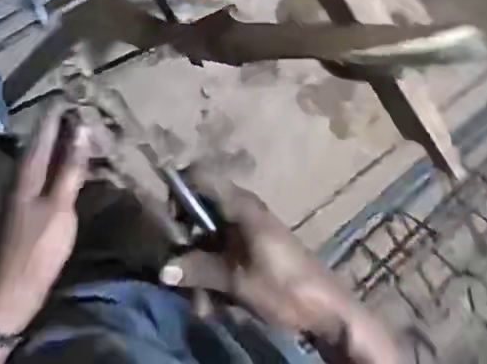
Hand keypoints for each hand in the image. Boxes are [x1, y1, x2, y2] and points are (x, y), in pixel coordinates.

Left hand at [0, 108, 91, 333]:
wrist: (14, 290)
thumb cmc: (39, 246)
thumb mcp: (60, 205)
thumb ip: (71, 167)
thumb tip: (81, 128)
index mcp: (29, 170)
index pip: (44, 128)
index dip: (59, 110)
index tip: (75, 91)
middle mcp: (24, 174)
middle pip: (44, 140)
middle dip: (63, 123)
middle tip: (86, 108)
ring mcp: (25, 190)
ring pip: (46, 155)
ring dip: (64, 142)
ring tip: (86, 130)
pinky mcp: (31, 204)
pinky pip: (48, 170)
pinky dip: (63, 160)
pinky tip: (75, 163)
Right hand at [158, 174, 401, 363]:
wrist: (324, 307)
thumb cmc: (283, 284)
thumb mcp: (237, 280)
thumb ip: (199, 269)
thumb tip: (162, 268)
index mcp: (239, 204)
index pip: (199, 176)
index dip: (178, 192)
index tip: (169, 223)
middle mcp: (239, 209)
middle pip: (197, 216)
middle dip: (187, 252)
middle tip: (182, 284)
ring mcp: (244, 230)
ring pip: (206, 243)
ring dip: (200, 274)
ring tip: (204, 309)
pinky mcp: (249, 250)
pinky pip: (219, 256)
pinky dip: (213, 279)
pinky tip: (216, 308)